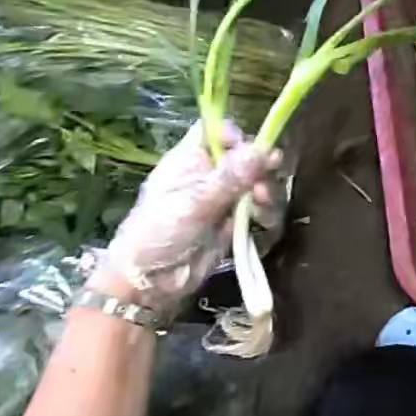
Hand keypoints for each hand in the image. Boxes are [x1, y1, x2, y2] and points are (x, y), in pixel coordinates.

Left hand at [86, 122, 278, 314]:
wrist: (149, 284)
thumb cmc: (158, 233)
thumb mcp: (193, 203)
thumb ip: (231, 178)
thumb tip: (265, 150)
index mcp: (189, 160)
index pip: (215, 131)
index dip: (235, 135)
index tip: (252, 149)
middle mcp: (209, 174)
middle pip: (245, 156)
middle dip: (260, 168)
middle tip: (263, 186)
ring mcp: (222, 199)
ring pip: (256, 183)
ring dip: (266, 192)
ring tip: (263, 206)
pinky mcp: (233, 222)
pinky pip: (258, 209)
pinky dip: (266, 212)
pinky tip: (264, 221)